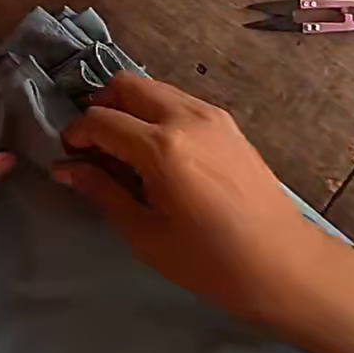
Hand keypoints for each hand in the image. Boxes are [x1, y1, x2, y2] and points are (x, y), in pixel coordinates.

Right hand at [54, 72, 345, 322]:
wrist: (288, 267)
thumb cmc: (212, 262)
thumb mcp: (147, 234)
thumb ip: (102, 191)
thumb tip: (64, 168)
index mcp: (162, 147)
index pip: (100, 119)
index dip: (76, 134)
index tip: (69, 155)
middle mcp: (184, 116)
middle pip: (124, 85)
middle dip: (100, 107)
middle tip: (95, 144)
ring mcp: (209, 113)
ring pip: (151, 87)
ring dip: (128, 106)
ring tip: (125, 148)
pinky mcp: (225, 120)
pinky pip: (176, 99)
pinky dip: (154, 111)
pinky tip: (158, 149)